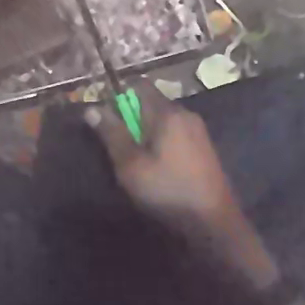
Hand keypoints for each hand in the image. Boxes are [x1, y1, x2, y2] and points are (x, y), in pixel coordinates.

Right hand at [85, 80, 239, 232]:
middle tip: (118, 146)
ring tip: (136, 160)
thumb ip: (111, 134)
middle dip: (131, 118)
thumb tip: (91, 108)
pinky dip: (161, 142)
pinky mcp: (204, 147)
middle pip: (151, 103)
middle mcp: (186, 114)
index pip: (139, 85)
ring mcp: (198, 130)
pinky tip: (158, 166)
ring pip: (163, 120)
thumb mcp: (131, 165)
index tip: (107, 118)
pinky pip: (176, 133)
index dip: (119, 96)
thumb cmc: (167, 190)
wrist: (212, 220)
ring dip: (146, 133)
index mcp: (168, 112)